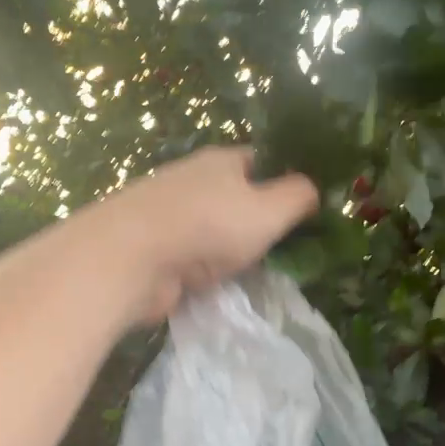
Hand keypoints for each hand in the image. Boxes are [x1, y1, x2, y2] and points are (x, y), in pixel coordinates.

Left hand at [95, 146, 317, 322]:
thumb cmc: (209, 226)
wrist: (130, 258)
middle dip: (258, 220)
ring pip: (213, 227)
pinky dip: (206, 267)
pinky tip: (219, 284)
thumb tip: (313, 190)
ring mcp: (169, 214)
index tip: (305, 211)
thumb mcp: (271, 210)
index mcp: (223, 161)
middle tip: (286, 248)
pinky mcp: (153, 247)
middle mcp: (194, 179)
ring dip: (231, 247)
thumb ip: (299, 197)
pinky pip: (192, 254)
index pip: (263, 161)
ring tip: (255, 272)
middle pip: (237, 195)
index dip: (286, 182)